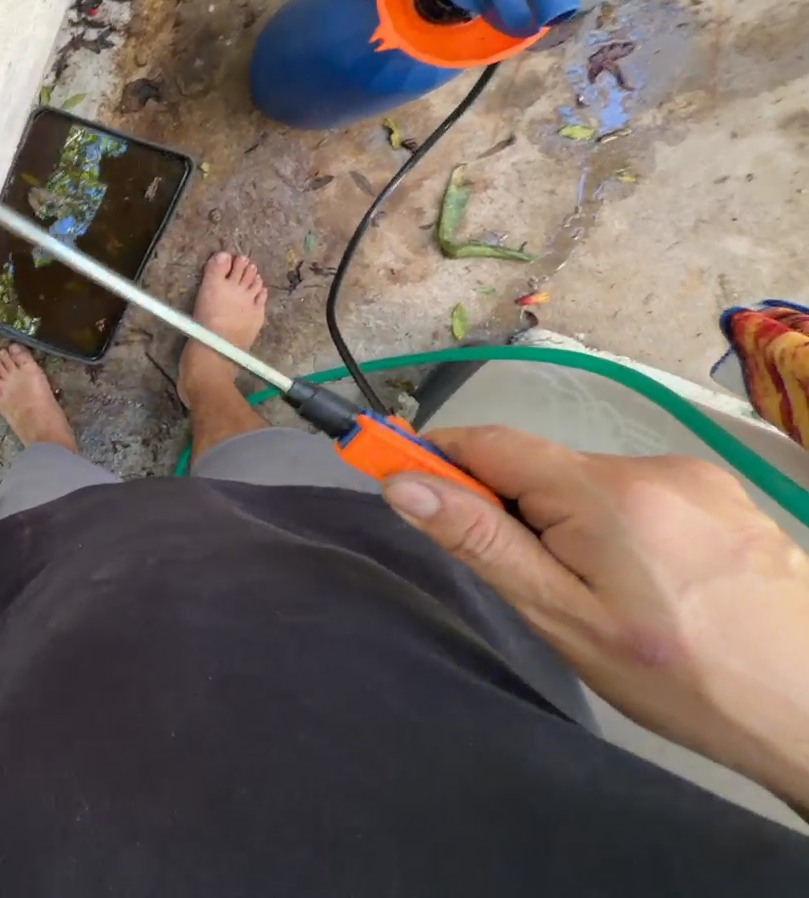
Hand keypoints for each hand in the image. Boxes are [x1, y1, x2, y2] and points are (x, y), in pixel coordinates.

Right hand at [381, 426, 808, 810]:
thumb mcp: (558, 614)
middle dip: (500, 502)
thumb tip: (400, 482)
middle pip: (533, 464)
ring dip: (554, 515)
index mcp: (605, 492)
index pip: (488, 442)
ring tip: (584, 587)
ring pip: (580, 481)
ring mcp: (698, 482)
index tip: (392, 476)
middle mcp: (652, 469)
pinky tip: (636, 579)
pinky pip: (629, 494)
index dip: (431, 454)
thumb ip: (478, 539)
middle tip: (511, 569)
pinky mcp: (726, 501)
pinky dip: (603, 521)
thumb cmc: (681, 676)